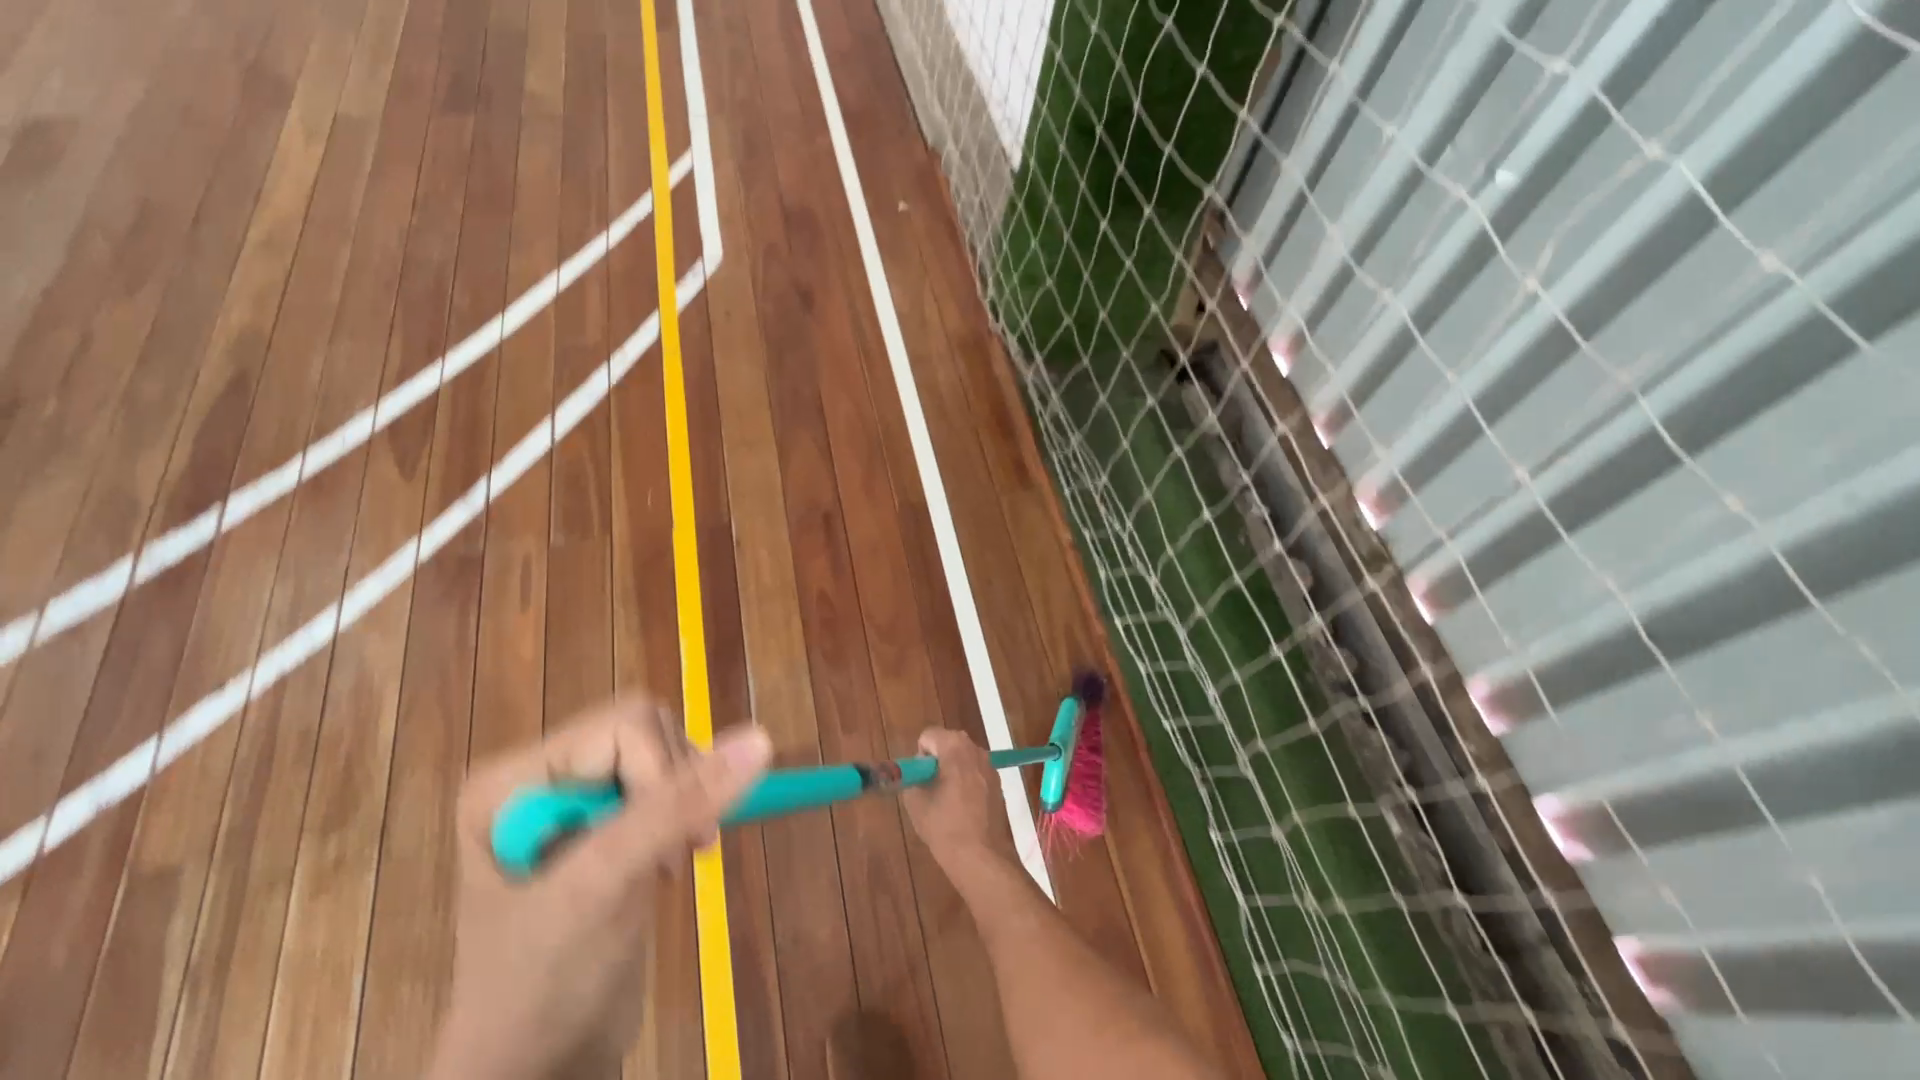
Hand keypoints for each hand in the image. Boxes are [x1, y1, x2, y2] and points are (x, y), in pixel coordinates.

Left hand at [427, 699, 771, 1079]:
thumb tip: (759, 740)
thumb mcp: (604, 886)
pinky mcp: (607, 832)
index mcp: (512, 780)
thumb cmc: (546, 980)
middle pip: (644, 733)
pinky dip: (686, 821)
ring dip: (684, 807)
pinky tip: (673, 866)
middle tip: (675, 857)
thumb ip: (674, 808)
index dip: (662, 775)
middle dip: (675, 789)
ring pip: (665, 758)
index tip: (669, 848)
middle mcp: (540, 781)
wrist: (538, 1069)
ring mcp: (574, 807)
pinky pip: (667, 792)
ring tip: (670, 868)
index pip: (621, 727)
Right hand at [900, 728, 997, 873]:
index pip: (929, 735)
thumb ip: (913, 778)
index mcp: (955, 749)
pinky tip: (962, 807)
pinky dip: (966, 781)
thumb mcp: (915, 801)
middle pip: (949, 743)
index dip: (920, 755)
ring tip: (945, 799)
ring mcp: (990, 767)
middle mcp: (976, 751)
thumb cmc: (944, 827)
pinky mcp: (998, 784)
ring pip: (964, 758)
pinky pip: (976, 772)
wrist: (981, 856)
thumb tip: (919, 774)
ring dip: (952, 769)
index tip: (920, 778)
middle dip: (937, 759)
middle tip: (930, 787)